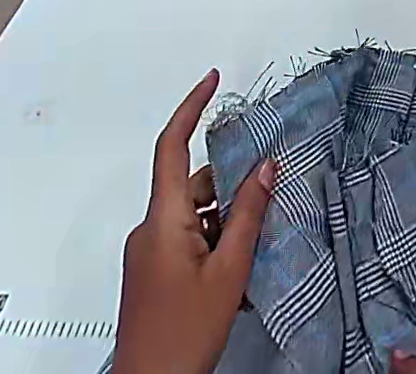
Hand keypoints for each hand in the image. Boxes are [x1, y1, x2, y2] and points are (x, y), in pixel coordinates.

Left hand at [110, 70, 277, 373]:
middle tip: (263, 190)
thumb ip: (247, 215)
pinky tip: (236, 265)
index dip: (191, 106)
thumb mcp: (228, 272)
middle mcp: (151, 227)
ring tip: (254, 242)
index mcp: (164, 218)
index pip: (172, 144)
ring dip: (223, 218)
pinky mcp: (153, 270)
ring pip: (192, 212)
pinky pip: (186, 236)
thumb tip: (265, 169)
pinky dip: (212, 238)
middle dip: (227, 184)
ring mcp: (149, 250)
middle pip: (191, 183)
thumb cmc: (183, 336)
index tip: (210, 79)